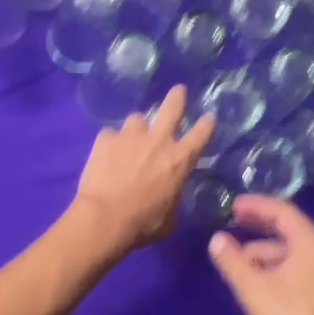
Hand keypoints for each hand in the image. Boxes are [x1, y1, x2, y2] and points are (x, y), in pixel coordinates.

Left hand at [69, 86, 214, 252]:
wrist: (105, 217)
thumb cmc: (143, 223)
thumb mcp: (170, 216)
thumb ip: (172, 195)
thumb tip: (167, 191)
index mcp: (180, 160)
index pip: (201, 134)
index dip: (206, 124)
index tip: (208, 117)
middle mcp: (158, 140)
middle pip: (172, 108)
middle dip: (177, 97)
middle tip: (178, 91)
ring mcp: (130, 136)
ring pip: (137, 119)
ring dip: (137, 128)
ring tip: (130, 140)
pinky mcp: (105, 138)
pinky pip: (111, 135)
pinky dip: (111, 143)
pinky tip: (105, 155)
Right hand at [207, 195, 313, 314]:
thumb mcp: (251, 288)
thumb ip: (231, 260)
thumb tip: (216, 239)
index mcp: (311, 245)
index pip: (283, 211)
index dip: (256, 205)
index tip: (233, 205)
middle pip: (289, 227)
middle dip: (259, 224)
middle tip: (234, 220)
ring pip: (292, 249)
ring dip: (265, 250)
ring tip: (239, 261)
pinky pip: (298, 263)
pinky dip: (276, 263)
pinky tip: (258, 278)